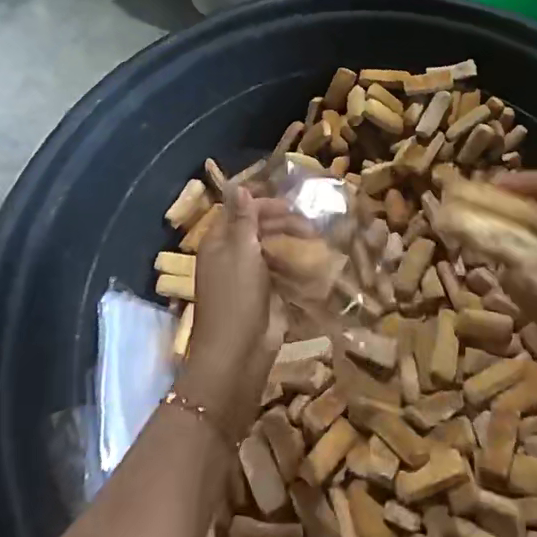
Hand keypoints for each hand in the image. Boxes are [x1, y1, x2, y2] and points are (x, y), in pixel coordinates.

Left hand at [176, 187, 292, 435]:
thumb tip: (237, 184)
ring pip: (272, 249)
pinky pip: (281, 271)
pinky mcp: (265, 294)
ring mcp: (250, 276)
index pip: (241, 211)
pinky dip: (295, 264)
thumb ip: (243, 218)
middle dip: (284, 223)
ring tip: (317, 240)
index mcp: (219, 242)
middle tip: (311, 226)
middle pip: (259, 228)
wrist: (239, 352)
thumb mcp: (240, 251)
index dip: (265, 205)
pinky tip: (313, 261)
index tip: (293, 206)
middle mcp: (232, 256)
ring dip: (292, 242)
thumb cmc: (236, 297)